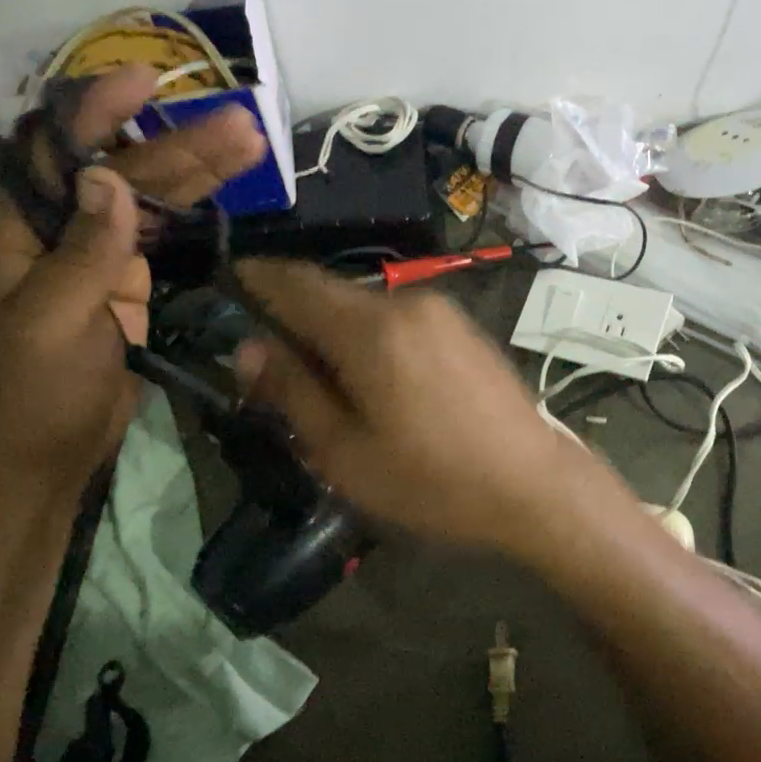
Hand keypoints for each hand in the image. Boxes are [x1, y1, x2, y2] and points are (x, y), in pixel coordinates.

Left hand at [0, 66, 267, 485]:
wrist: (37, 463)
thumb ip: (81, 254)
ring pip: (152, 201)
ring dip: (199, 172)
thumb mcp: (45, 326)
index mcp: (18, 234)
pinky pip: (165, 235)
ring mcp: (97, 259)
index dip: (99, 113)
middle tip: (242, 123)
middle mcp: (59, 234)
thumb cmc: (24, 397)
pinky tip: (229, 188)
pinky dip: (197, 211)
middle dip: (180, 146)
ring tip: (252, 145)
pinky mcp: (129, 285)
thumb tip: (111, 180)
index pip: (57, 155)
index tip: (146, 79)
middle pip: (125, 174)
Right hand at [233, 260, 634, 554]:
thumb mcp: (346, 452)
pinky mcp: (462, 325)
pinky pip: (397, 316)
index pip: (294, 282)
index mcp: (371, 328)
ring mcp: (440, 309)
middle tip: (266, 358)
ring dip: (331, 326)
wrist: (534, 482)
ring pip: (364, 305)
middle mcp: (406, 302)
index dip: (255, 279)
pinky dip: (367, 332)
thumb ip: (293, 391)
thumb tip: (248, 347)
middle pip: (330, 291)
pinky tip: (368, 376)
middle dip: (291, 312)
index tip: (225, 284)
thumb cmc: (433, 480)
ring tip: (317, 379)